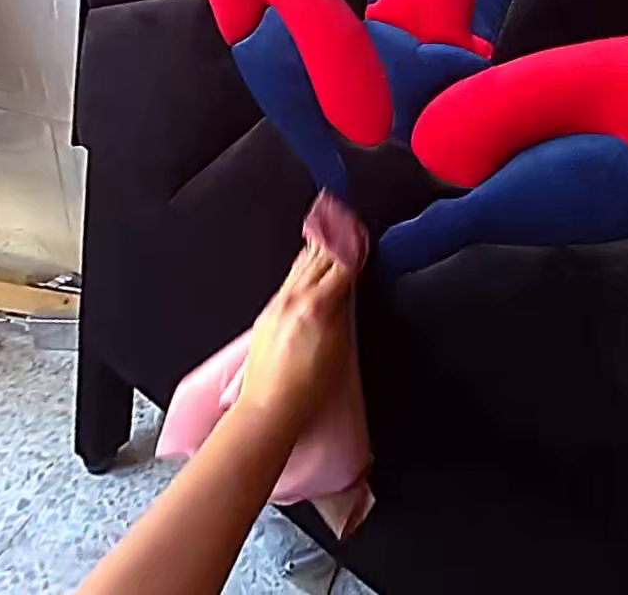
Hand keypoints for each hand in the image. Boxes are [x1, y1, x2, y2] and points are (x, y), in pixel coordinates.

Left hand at [234, 200, 361, 434]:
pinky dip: (301, 263)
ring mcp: (278, 304)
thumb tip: (346, 289)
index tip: (360, 232)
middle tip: (344, 218)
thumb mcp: (339, 348)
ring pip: (301, 265)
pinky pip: (289, 278)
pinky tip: (304, 259)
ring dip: (316, 244)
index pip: (341, 265)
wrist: (268, 409)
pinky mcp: (267, 314)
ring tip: (325, 227)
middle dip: (334, 236)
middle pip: (319, 258)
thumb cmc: (307, 390)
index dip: (353, 246)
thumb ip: (343, 312)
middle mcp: (295, 298)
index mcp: (317, 306)